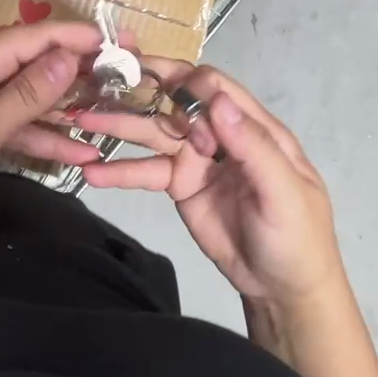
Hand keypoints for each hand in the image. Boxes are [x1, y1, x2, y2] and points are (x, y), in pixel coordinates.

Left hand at [0, 21, 106, 215]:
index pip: (38, 36)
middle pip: (37, 61)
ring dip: (67, 108)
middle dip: (81, 71)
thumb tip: (69, 57)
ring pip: (30, 93)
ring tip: (114, 115)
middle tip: (127, 81)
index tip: (124, 44)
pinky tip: (78, 153)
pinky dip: (41, 134)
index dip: (81, 37)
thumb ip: (28, 95)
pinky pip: (14, 120)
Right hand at [72, 59, 344, 302]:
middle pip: (175, 100)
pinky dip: (118, 171)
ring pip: (153, 130)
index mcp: (252, 125)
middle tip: (102, 85)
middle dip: (141, 90)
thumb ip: (253, 146)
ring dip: (118, 124)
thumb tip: (216, 101)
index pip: (214, 87)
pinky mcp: (178, 184)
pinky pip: (144, 170)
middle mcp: (219, 133)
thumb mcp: (285, 193)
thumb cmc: (296, 238)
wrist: (282, 291)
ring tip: (81, 119)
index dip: (191, 93)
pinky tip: (91, 173)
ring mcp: (196, 158)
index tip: (181, 120)